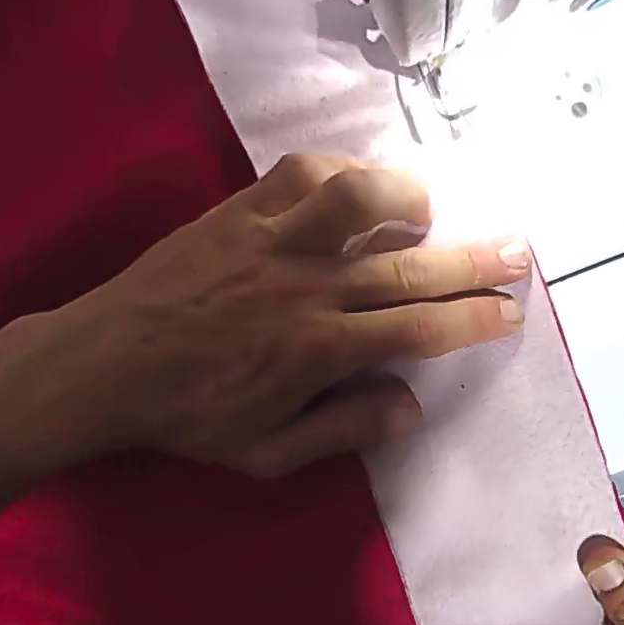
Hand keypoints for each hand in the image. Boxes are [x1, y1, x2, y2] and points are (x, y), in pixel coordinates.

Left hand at [54, 153, 528, 476]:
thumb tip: (412, 406)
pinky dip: (341, 170)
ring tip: (430, 209)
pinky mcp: (238, 210)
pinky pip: (301, 173)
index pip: (418, 329)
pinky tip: (355, 185)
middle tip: (518, 249)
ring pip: (356, 199)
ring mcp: (271, 240)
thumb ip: (345, 431)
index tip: (510, 311)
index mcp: (318, 350)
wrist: (105, 363)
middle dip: (475, 259)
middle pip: (409, 267)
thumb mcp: (266, 454)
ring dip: (406, 198)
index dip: (472, 319)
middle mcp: (306, 287)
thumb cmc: (189, 414)